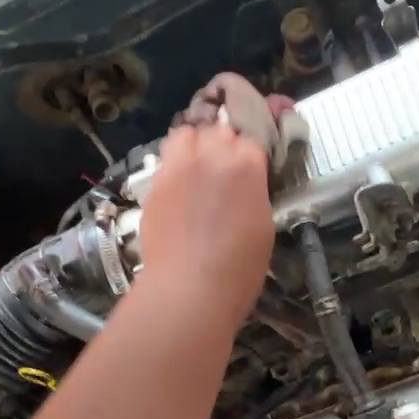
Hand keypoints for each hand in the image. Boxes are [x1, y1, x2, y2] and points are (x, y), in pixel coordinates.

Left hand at [137, 121, 275, 323]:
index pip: (252, 141)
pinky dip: (176, 163)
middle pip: (219, 131)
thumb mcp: (263, 226)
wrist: (188, 288)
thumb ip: (254, 194)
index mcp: (247, 165)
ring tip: (199, 168)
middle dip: (225, 146)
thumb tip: (246, 186)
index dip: (251, 157)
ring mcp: (179, 165)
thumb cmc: (238, 269)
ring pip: (187, 134)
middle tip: (226, 172)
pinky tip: (180, 186)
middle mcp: (212, 155)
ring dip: (196, 145)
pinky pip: (167, 157)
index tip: (252, 174)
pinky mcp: (155, 181)